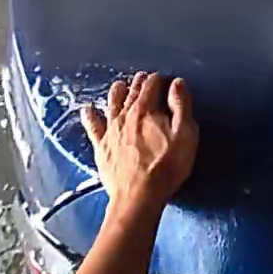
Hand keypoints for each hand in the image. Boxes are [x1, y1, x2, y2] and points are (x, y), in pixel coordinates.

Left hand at [79, 72, 198, 211]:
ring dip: (117, 93)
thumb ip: (181, 106)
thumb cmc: (167, 165)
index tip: (165, 80)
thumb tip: (177, 84)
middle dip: (139, 83)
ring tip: (119, 85)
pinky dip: (90, 116)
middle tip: (144, 78)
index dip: (159, 80)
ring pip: (112, 104)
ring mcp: (111, 131)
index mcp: (147, 110)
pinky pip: (93, 127)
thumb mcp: (185, 134)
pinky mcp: (101, 147)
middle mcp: (126, 115)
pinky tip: (87, 110)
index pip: (152, 86)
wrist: (139, 195)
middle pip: (132, 93)